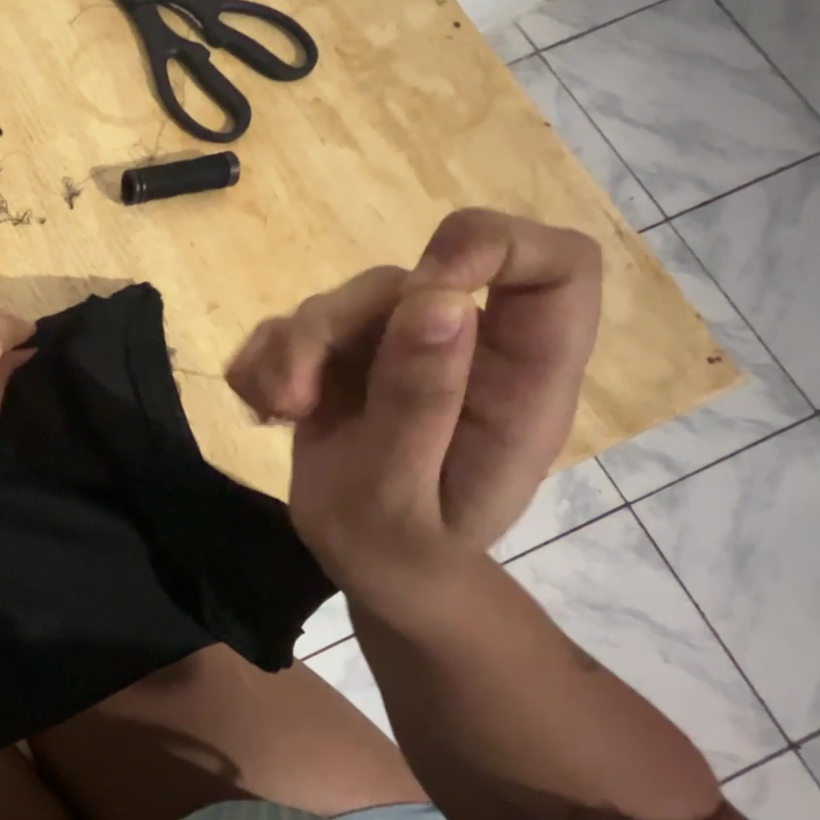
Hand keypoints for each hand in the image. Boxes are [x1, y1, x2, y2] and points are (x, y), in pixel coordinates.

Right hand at [226, 209, 602, 599]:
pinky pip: (291, 327)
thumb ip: (421, 403)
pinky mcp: (344, 359)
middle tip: (294, 396)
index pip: (556, 266)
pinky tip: (266, 411)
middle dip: (335, 325)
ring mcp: (399, 350)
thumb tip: (438, 300)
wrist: (373, 573)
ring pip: (341, 302)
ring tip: (277, 414)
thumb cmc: (406, 552)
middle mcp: (466, 349)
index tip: (424, 289)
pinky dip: (263, 362)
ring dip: (288, 352)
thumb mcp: (402, 494)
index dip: (498, 247)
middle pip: (410, 279)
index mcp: (521, 379)